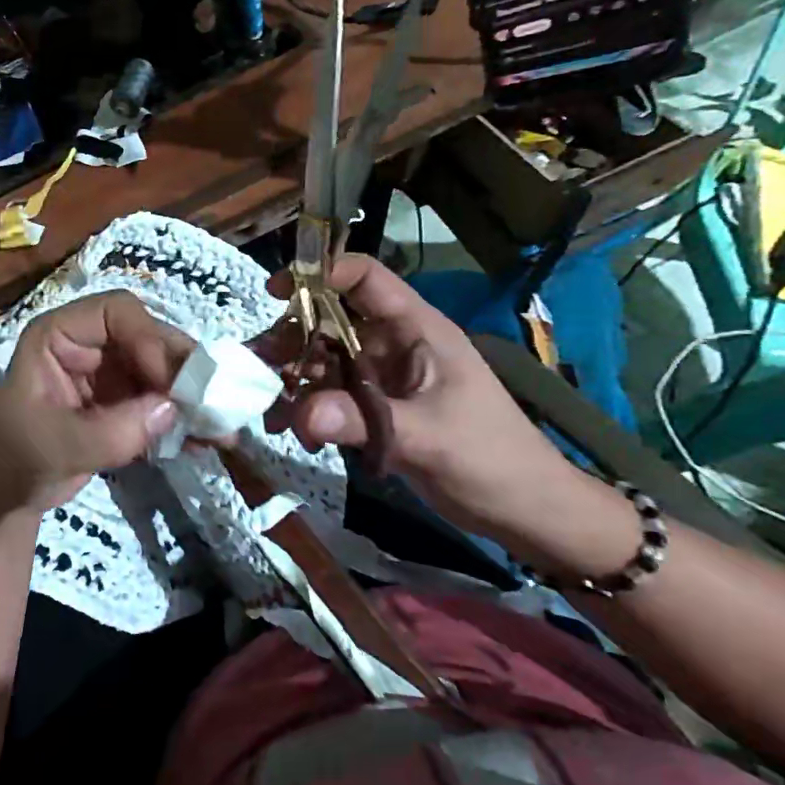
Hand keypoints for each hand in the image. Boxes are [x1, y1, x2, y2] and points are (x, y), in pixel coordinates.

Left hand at [0, 291, 192, 516]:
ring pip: (163, 369)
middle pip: (148, 338)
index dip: (148, 338)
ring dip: (192, 397)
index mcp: (60, 334)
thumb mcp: (57, 446)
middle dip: (181, 370)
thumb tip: (174, 410)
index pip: (115, 312)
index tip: (169, 382)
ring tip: (220, 429)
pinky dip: (183, 419)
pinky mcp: (125, 402)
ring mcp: (110, 373)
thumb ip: (114, 431)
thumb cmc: (15, 459)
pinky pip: (163, 400)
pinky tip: (203, 442)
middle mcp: (90, 345)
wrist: (6, 495)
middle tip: (213, 402)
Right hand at [261, 256, 585, 537]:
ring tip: (268, 408)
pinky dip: (306, 409)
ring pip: (324, 360)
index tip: (278, 293)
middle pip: (331, 320)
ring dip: (293, 378)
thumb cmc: (491, 458)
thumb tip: (299, 415)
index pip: (365, 278)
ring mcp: (382, 378)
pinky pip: (330, 397)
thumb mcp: (427, 436)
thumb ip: (362, 421)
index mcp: (416, 329)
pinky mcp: (375, 409)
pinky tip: (290, 431)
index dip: (322, 273)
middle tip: (259, 365)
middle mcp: (393, 344)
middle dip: (292, 337)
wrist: (524, 511)